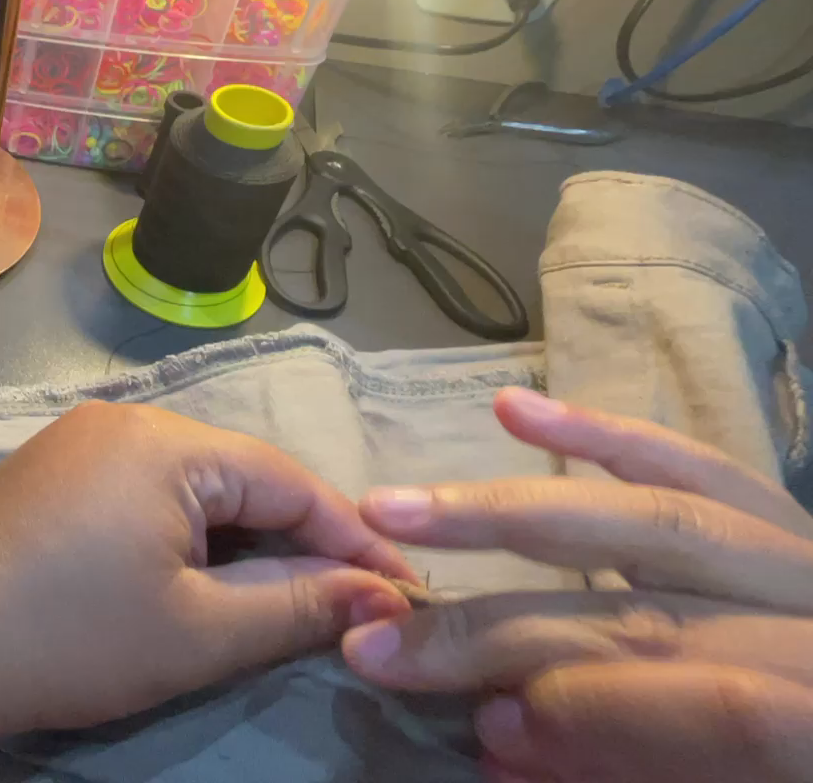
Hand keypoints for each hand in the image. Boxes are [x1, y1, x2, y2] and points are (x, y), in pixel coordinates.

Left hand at [0, 401, 416, 735]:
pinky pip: (141, 483)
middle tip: (345, 605)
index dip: (350, 538)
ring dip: (236, 533)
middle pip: (237, 471)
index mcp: (163, 441)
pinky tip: (195, 569)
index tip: (405, 597)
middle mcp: (121, 419)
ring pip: (189, 479)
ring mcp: (79, 437)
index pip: (287, 477)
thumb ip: (297, 602)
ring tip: (279, 595)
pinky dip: (180, 525)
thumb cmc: (69, 634)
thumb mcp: (199, 629)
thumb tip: (383, 593)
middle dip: (293, 536)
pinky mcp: (53, 464)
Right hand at [342, 388, 812, 781]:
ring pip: (654, 518)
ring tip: (390, 509)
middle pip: (650, 615)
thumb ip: (627, 769)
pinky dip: (601, 434)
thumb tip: (496, 730)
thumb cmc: (780, 764)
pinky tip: (509, 408)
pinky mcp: (791, 525)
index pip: (726, 707)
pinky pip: (701, 466)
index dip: (595, 713)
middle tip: (382, 645)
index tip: (486, 726)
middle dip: (499, 631)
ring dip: (499, 512)